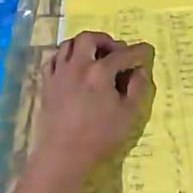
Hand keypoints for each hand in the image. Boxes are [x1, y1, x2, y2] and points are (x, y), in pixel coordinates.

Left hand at [33, 31, 154, 172]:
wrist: (62, 154)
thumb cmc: (99, 137)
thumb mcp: (129, 115)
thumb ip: (138, 88)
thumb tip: (140, 70)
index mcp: (100, 72)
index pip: (123, 54)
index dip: (138, 52)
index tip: (147, 51)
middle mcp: (77, 65)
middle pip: (89, 38)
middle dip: (106, 41)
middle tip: (116, 53)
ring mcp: (58, 73)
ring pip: (68, 44)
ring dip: (84, 45)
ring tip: (94, 57)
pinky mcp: (46, 83)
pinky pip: (53, 59)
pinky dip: (65, 56)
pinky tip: (72, 67)